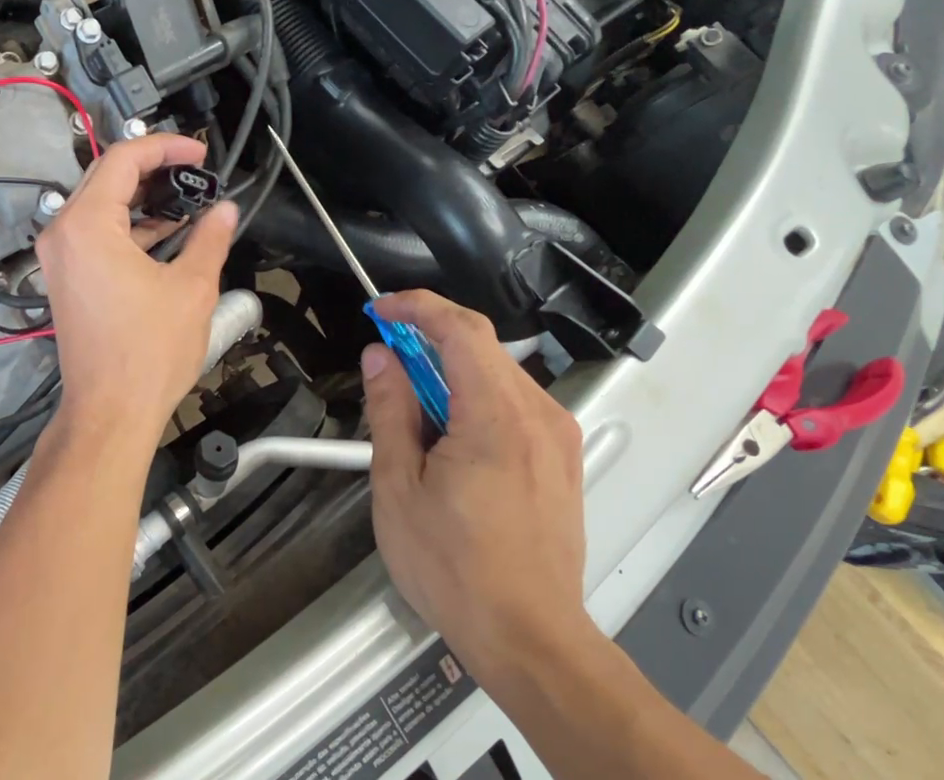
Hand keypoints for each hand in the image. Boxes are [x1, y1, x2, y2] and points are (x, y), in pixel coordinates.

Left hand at [35, 135, 238, 447]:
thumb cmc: (149, 351)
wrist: (109, 410)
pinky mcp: (64, 278)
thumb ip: (209, 238)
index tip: (199, 152)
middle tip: (194, 172)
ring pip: (98, 206)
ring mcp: (59, 257)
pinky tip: (165, 234)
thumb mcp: (191, 287)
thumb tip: (224, 210)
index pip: (122, 159)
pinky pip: (93, 235)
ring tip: (187, 201)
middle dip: (152, 169)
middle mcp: (61, 233)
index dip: (164, 147)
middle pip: (105, 178)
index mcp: (85, 225)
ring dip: (141, 200)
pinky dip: (127, 228)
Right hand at [362, 290, 595, 681]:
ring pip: (498, 376)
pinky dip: (474, 398)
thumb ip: (390, 411)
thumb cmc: (453, 566)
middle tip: (383, 359)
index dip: (417, 307)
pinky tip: (445, 434)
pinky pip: (515, 406)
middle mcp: (539, 418)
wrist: (527, 635)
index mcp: (496, 418)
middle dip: (427, 340)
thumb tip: (381, 359)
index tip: (380, 309)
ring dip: (449, 372)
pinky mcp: (563, 461)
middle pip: (482, 348)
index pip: (461, 330)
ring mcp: (558, 440)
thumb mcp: (398, 485)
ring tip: (408, 406)